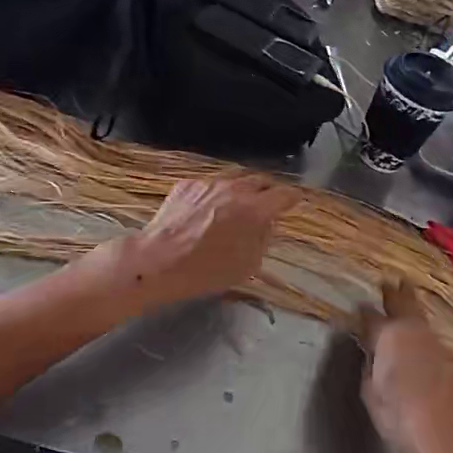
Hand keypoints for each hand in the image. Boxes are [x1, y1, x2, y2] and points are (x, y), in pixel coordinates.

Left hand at [123, 175, 301, 305]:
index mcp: (254, 210)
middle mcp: (235, 190)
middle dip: (268, 192)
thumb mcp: (247, 264)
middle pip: (261, 181)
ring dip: (241, 192)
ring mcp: (209, 184)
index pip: (284, 195)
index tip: (296, 201)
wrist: (156, 262)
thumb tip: (268, 224)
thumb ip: (263, 239)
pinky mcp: (187, 185)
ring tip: (235, 209)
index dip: (293, 197)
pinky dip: (216, 195)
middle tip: (267, 205)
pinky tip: (207, 212)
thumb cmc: (205, 271)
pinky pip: (210, 186)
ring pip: (235, 181)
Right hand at [357, 282, 452, 452]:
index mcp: (390, 334)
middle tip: (389, 282)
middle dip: (394, 293)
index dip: (363, 314)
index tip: (357, 310)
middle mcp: (413, 330)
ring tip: (403, 297)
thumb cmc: (400, 415)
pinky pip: (428, 331)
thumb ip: (370, 367)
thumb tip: (372, 353)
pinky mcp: (447, 356)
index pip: (371, 317)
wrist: (446, 434)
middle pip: (403, 303)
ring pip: (419, 316)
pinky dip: (420, 326)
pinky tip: (416, 332)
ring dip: (410, 306)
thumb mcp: (371, 392)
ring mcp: (434, 341)